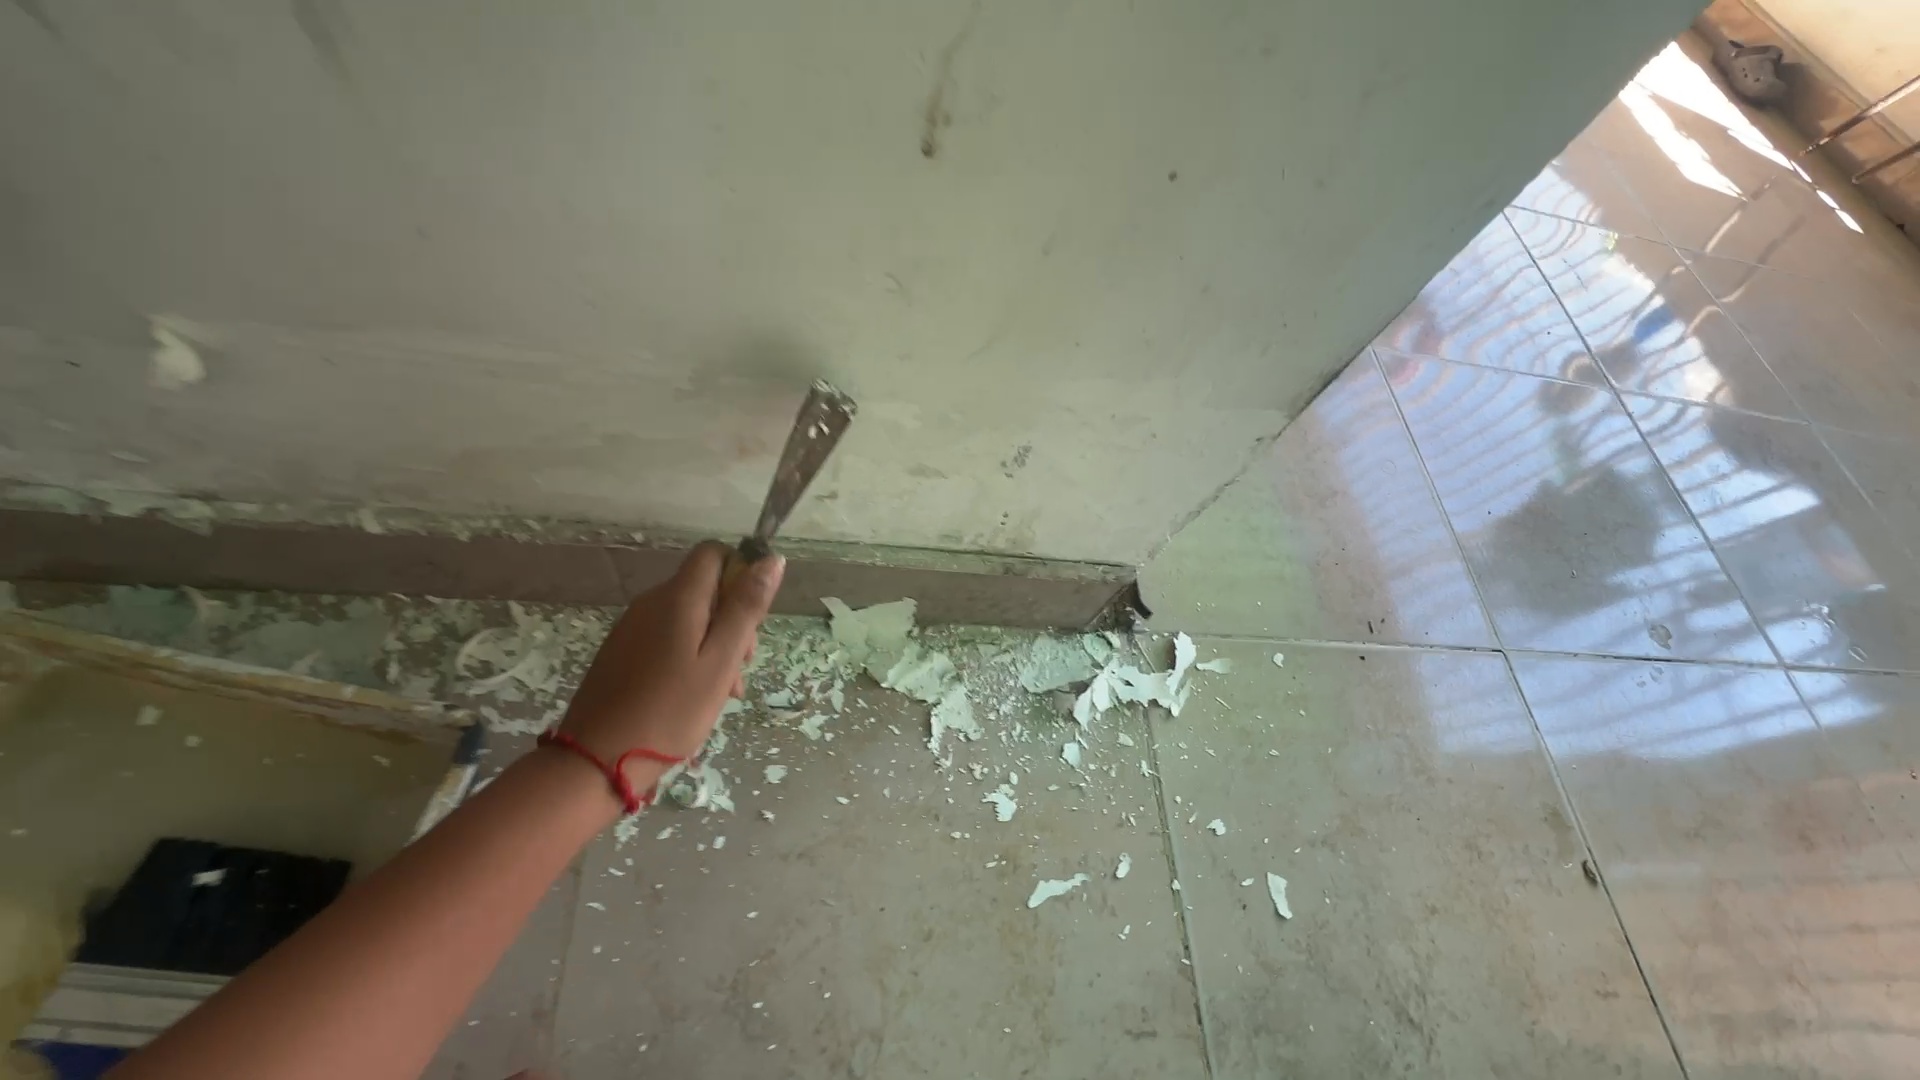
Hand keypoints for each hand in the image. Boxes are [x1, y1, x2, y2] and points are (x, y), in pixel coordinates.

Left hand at [558, 542, 784, 771]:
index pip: (714, 553)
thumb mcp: (721, 660)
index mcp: (677, 598)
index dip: (741, 573)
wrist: (595, 761)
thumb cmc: (671, 711)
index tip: (751, 617)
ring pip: (689, 618)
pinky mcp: (622, 654)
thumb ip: (746, 608)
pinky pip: (667, 639)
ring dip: (714, 644)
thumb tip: (771, 559)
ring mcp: (632, 629)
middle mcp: (651, 603)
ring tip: (723, 691)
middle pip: (704, 589)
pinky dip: (690, 658)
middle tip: (741, 666)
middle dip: (732, 619)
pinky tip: (695, 697)